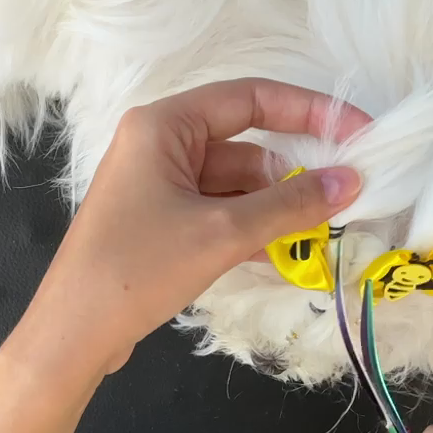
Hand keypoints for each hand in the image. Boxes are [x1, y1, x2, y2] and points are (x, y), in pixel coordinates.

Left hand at [11, 78, 366, 375]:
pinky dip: (248, 232)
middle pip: (244, 148)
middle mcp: (158, 148)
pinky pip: (215, 217)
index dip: (310, 112)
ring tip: (320, 236)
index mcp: (164, 126)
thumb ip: (290, 205)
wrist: (75, 333)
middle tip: (343, 200)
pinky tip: (284, 256)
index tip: (358, 134)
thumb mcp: (221, 233)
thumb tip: (351, 181)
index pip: (250, 99)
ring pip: (232, 189)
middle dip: (291, 176)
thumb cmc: (139, 268)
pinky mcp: (157, 228)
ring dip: (273, 211)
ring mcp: (156, 190)